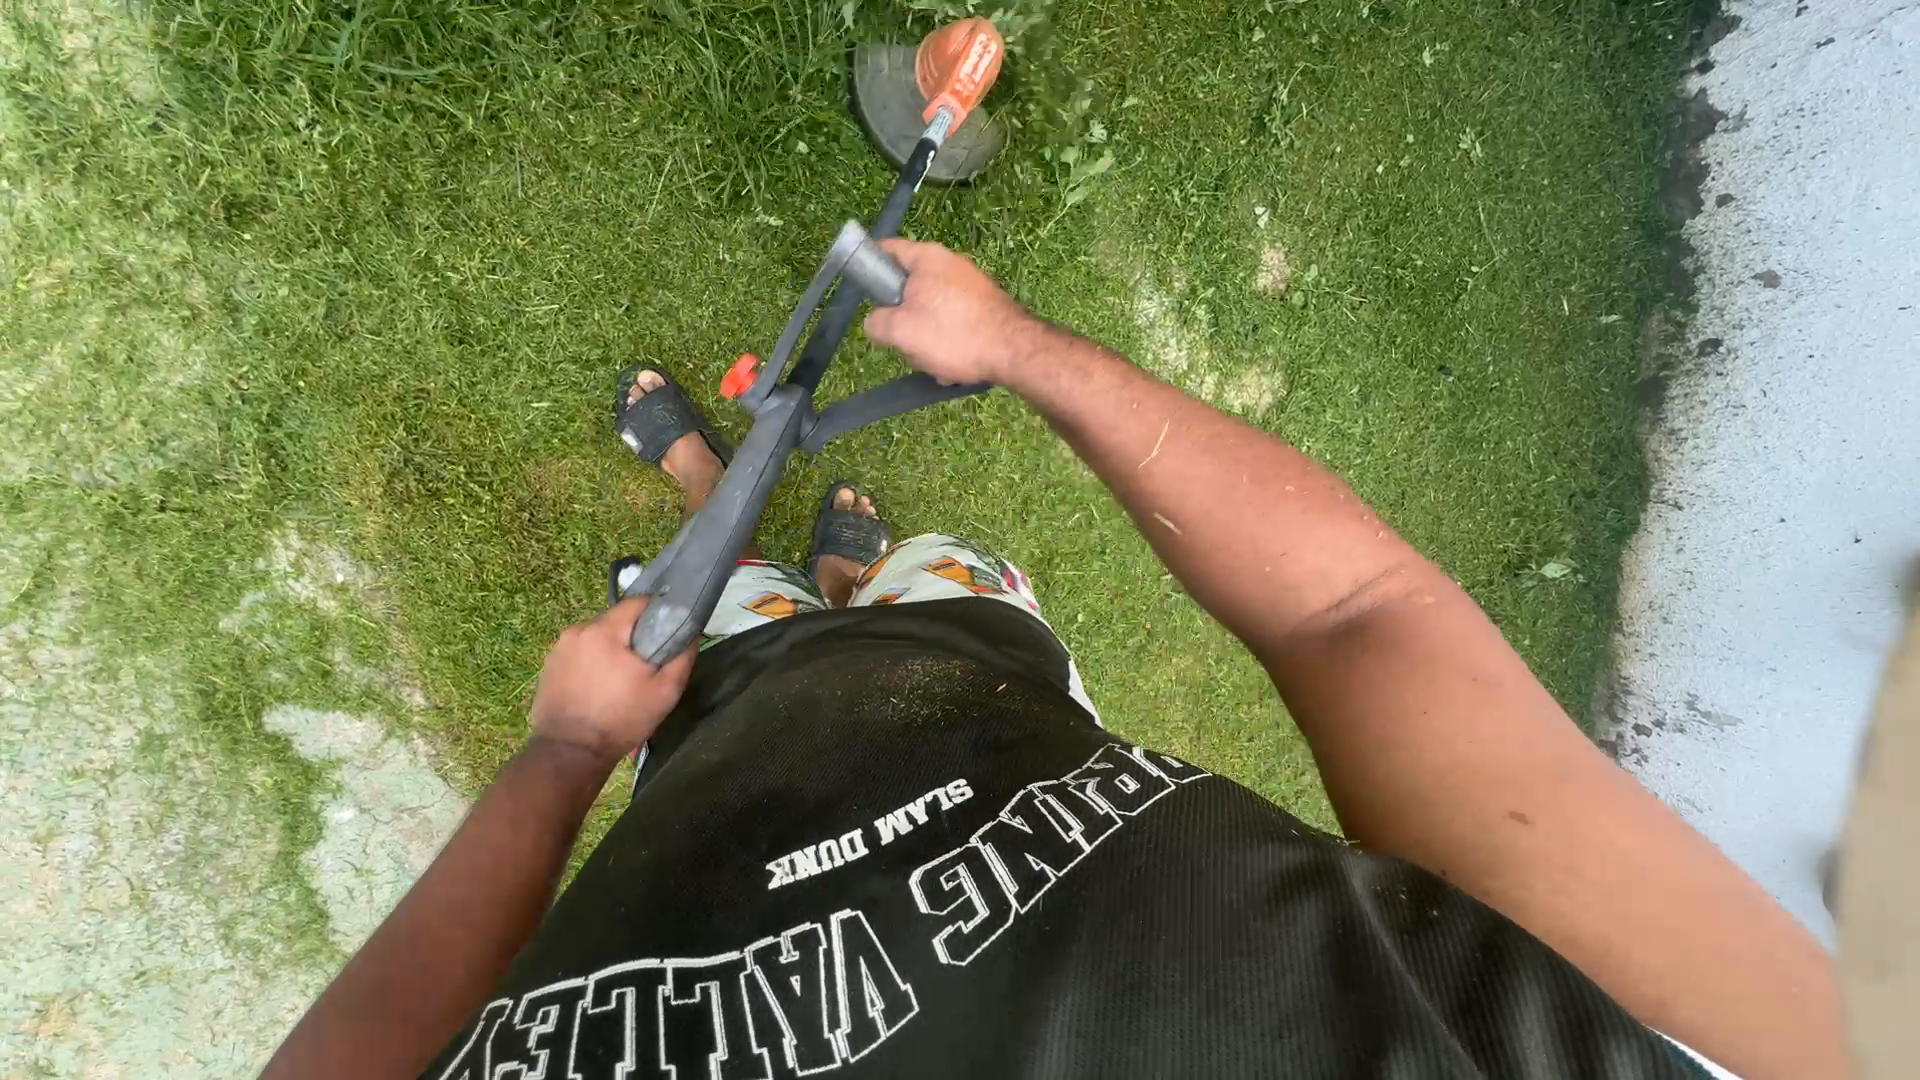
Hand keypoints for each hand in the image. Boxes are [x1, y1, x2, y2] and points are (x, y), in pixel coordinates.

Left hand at [529, 596, 694, 763]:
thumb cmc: (622, 719)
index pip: (638, 602)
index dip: (659, 612)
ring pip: (598, 635)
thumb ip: (683, 656)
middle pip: (617, 619)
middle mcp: (578, 630)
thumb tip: (692, 633)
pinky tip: (601, 684)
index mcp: (605, 630)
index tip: (669, 632)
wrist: (570, 753)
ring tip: (623, 675)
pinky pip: (582, 651)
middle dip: (635, 634)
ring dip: (613, 647)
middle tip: (648, 660)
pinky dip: (594, 660)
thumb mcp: (666, 691)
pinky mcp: (549, 665)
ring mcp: (559, 648)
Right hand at [863, 238, 1044, 384]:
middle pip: (909, 287)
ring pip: (931, 310)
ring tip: (935, 360)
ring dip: (927, 338)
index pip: (886, 249)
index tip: (862, 291)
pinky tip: (954, 363)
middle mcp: (950, 263)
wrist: (1014, 350)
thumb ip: (876, 323)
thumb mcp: (901, 331)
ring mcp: (970, 284)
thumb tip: (874, 322)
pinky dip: (949, 341)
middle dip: (903, 318)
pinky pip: (954, 321)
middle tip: (905, 341)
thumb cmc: (953, 335)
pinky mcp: (984, 305)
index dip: (868, 266)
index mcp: (926, 258)